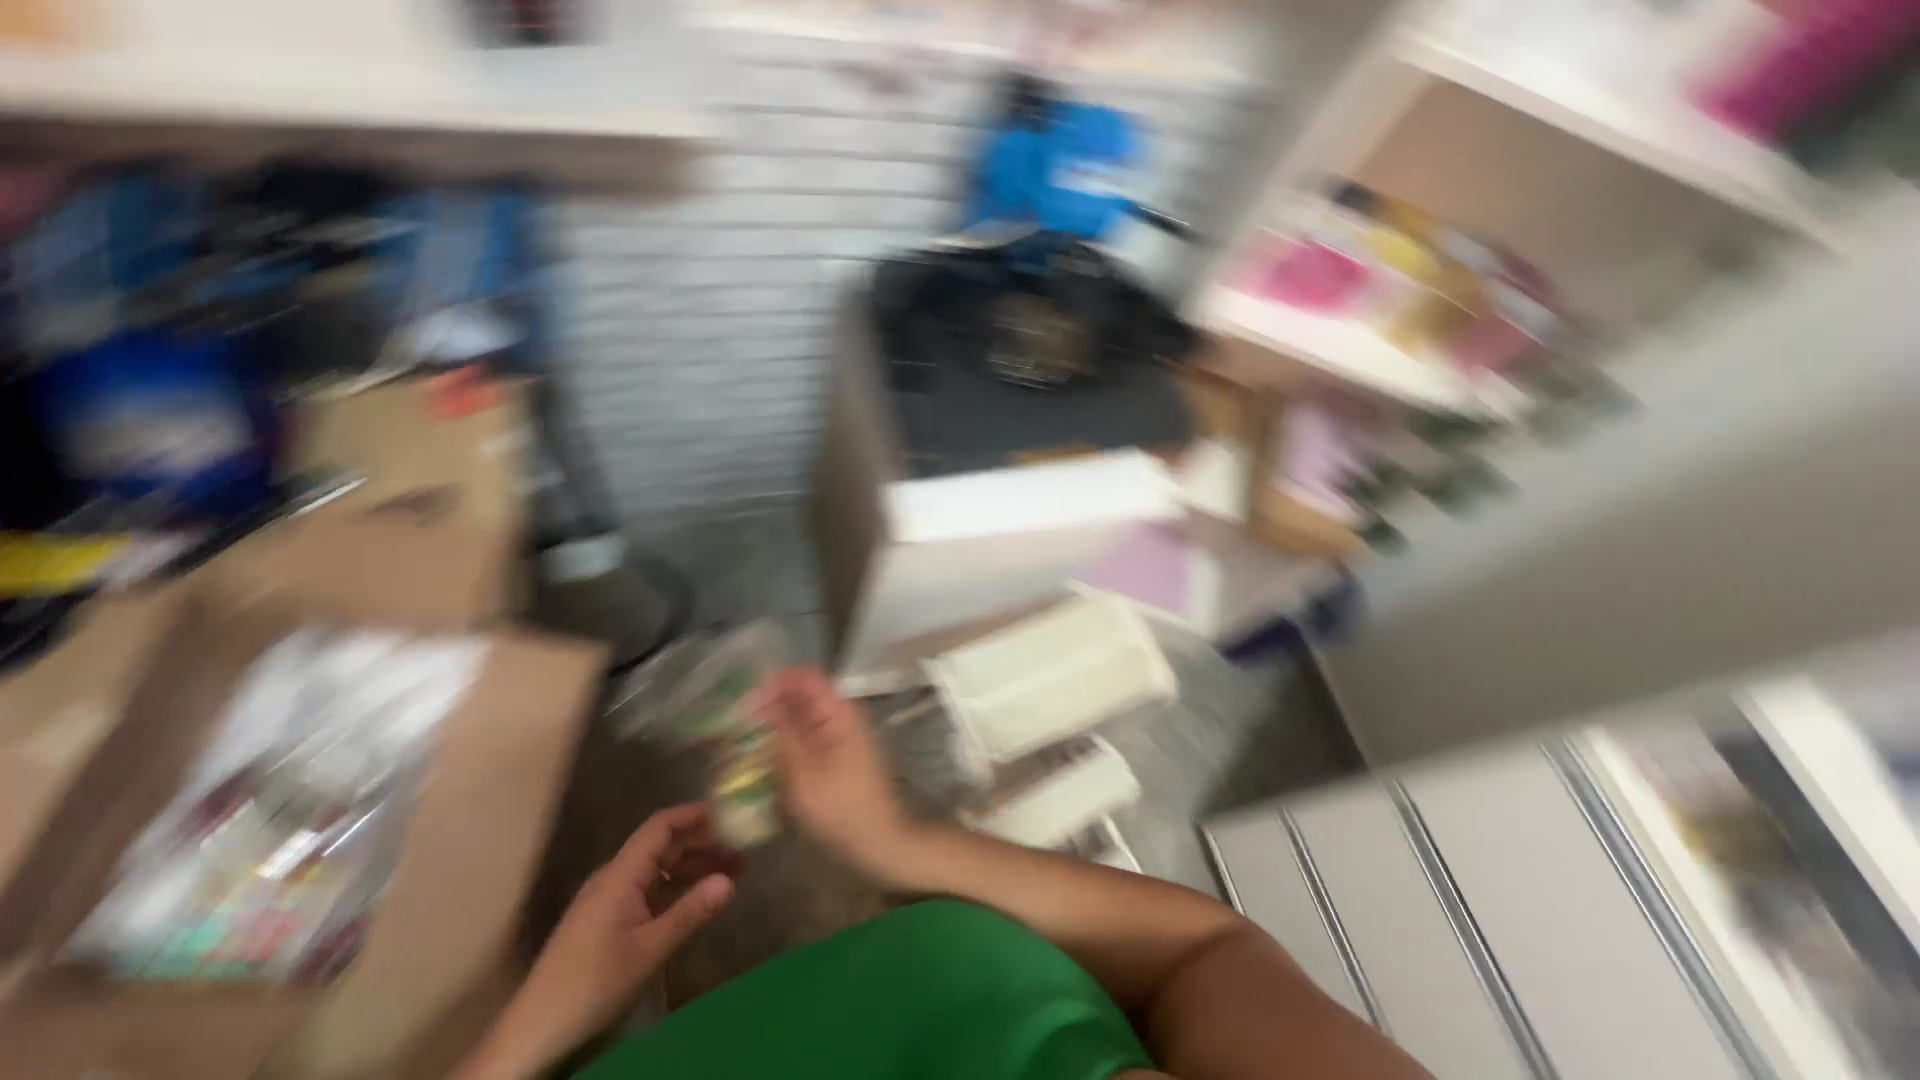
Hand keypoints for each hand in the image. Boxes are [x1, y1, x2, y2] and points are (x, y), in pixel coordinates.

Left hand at [456, 804, 737, 1079]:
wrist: (537, 1026)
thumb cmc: (593, 983)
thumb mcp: (649, 949)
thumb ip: (690, 912)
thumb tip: (730, 880)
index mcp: (620, 875)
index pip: (660, 827)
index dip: (695, 815)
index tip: (732, 813)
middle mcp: (615, 877)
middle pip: (662, 845)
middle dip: (702, 841)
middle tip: (743, 845)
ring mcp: (611, 898)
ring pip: (658, 868)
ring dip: (693, 865)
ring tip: (734, 869)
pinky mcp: (610, 918)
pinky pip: (650, 890)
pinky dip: (678, 887)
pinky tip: (700, 897)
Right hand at [762, 667, 917, 880]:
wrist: (879, 842)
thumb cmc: (841, 808)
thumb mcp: (804, 772)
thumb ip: (782, 733)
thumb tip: (757, 698)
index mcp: (839, 713)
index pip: (805, 677)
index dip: (776, 681)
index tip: (745, 698)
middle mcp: (841, 718)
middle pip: (802, 696)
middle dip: (770, 703)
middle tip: (735, 722)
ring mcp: (839, 738)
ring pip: (801, 719)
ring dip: (775, 726)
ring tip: (742, 739)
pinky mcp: (834, 758)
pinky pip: (806, 740)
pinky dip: (785, 744)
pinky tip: (763, 759)